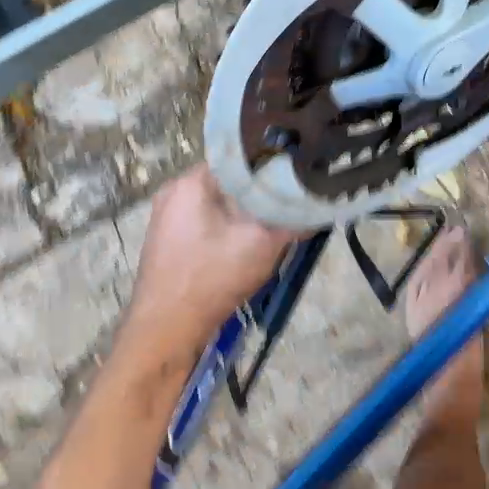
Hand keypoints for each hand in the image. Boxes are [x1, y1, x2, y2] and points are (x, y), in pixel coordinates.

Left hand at [123, 165, 304, 348]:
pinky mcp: (171, 240)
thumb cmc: (212, 278)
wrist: (165, 333)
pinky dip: (234, 224)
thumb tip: (323, 201)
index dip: (276, 162)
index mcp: (191, 182)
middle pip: (234, 178)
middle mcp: (175, 191)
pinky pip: (211, 219)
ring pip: (224, 200)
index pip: (244, 155)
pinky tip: (254, 238)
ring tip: (281, 216)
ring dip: (251, 209)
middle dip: (265, 188)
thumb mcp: (264, 243)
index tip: (301, 171)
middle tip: (295, 196)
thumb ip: (296, 217)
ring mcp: (169, 217)